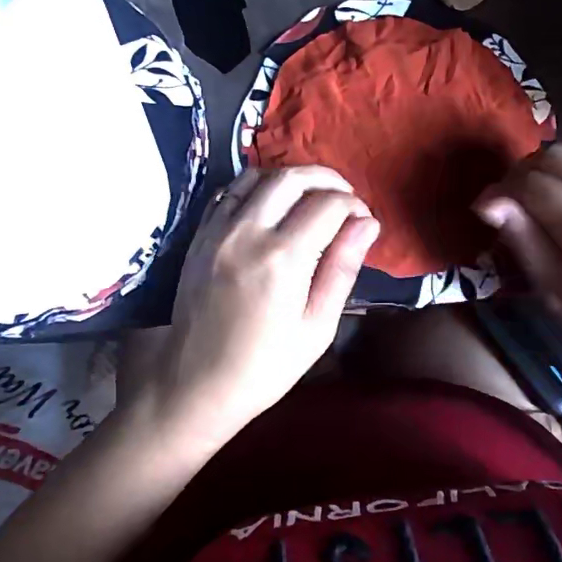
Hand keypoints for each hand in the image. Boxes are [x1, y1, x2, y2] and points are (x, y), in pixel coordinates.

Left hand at [144, 166, 377, 444]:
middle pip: (293, 178)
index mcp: (283, 258)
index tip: (363, 222)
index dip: (354, 206)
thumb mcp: (317, 326)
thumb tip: (368, 224)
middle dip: (328, 180)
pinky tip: (271, 206)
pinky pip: (228, 192)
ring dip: (291, 178)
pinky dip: (256, 187)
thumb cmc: (264, 367)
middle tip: (345, 199)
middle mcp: (247, 233)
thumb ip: (343, 268)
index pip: (328, 204)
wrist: (193, 386)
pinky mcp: (198, 236)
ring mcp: (217, 231)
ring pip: (258, 176)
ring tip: (311, 197)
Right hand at [475, 136, 561, 381]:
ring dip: (557, 159)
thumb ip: (524, 241)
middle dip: (525, 171)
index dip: (502, 189)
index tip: (486, 206)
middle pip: (557, 155)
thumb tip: (490, 203)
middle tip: (513, 199)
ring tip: (546, 189)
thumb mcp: (556, 293)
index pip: (533, 184)